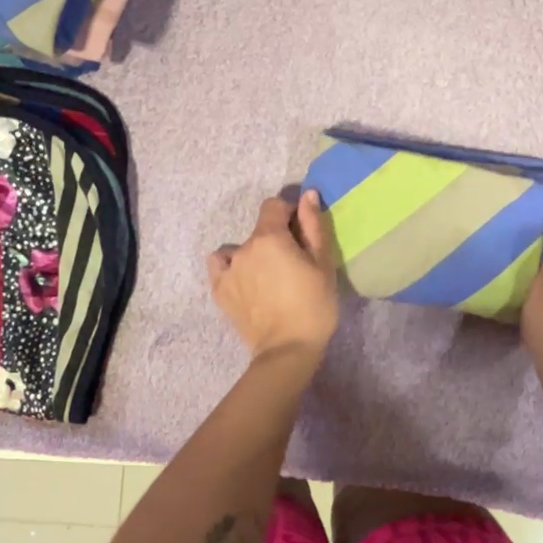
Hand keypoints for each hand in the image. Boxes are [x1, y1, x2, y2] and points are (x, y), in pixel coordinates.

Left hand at [208, 191, 339, 361]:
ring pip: (241, 249)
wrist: (288, 349)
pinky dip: (232, 267)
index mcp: (269, 237)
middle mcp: (243, 247)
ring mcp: (227, 270)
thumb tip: (307, 194)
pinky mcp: (220, 290)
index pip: (273, 205)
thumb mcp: (323, 263)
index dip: (289, 214)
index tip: (302, 234)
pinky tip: (246, 281)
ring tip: (269, 278)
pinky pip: (221, 266)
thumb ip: (313, 225)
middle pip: (259, 230)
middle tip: (293, 266)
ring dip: (254, 255)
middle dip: (276, 239)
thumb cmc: (314, 305)